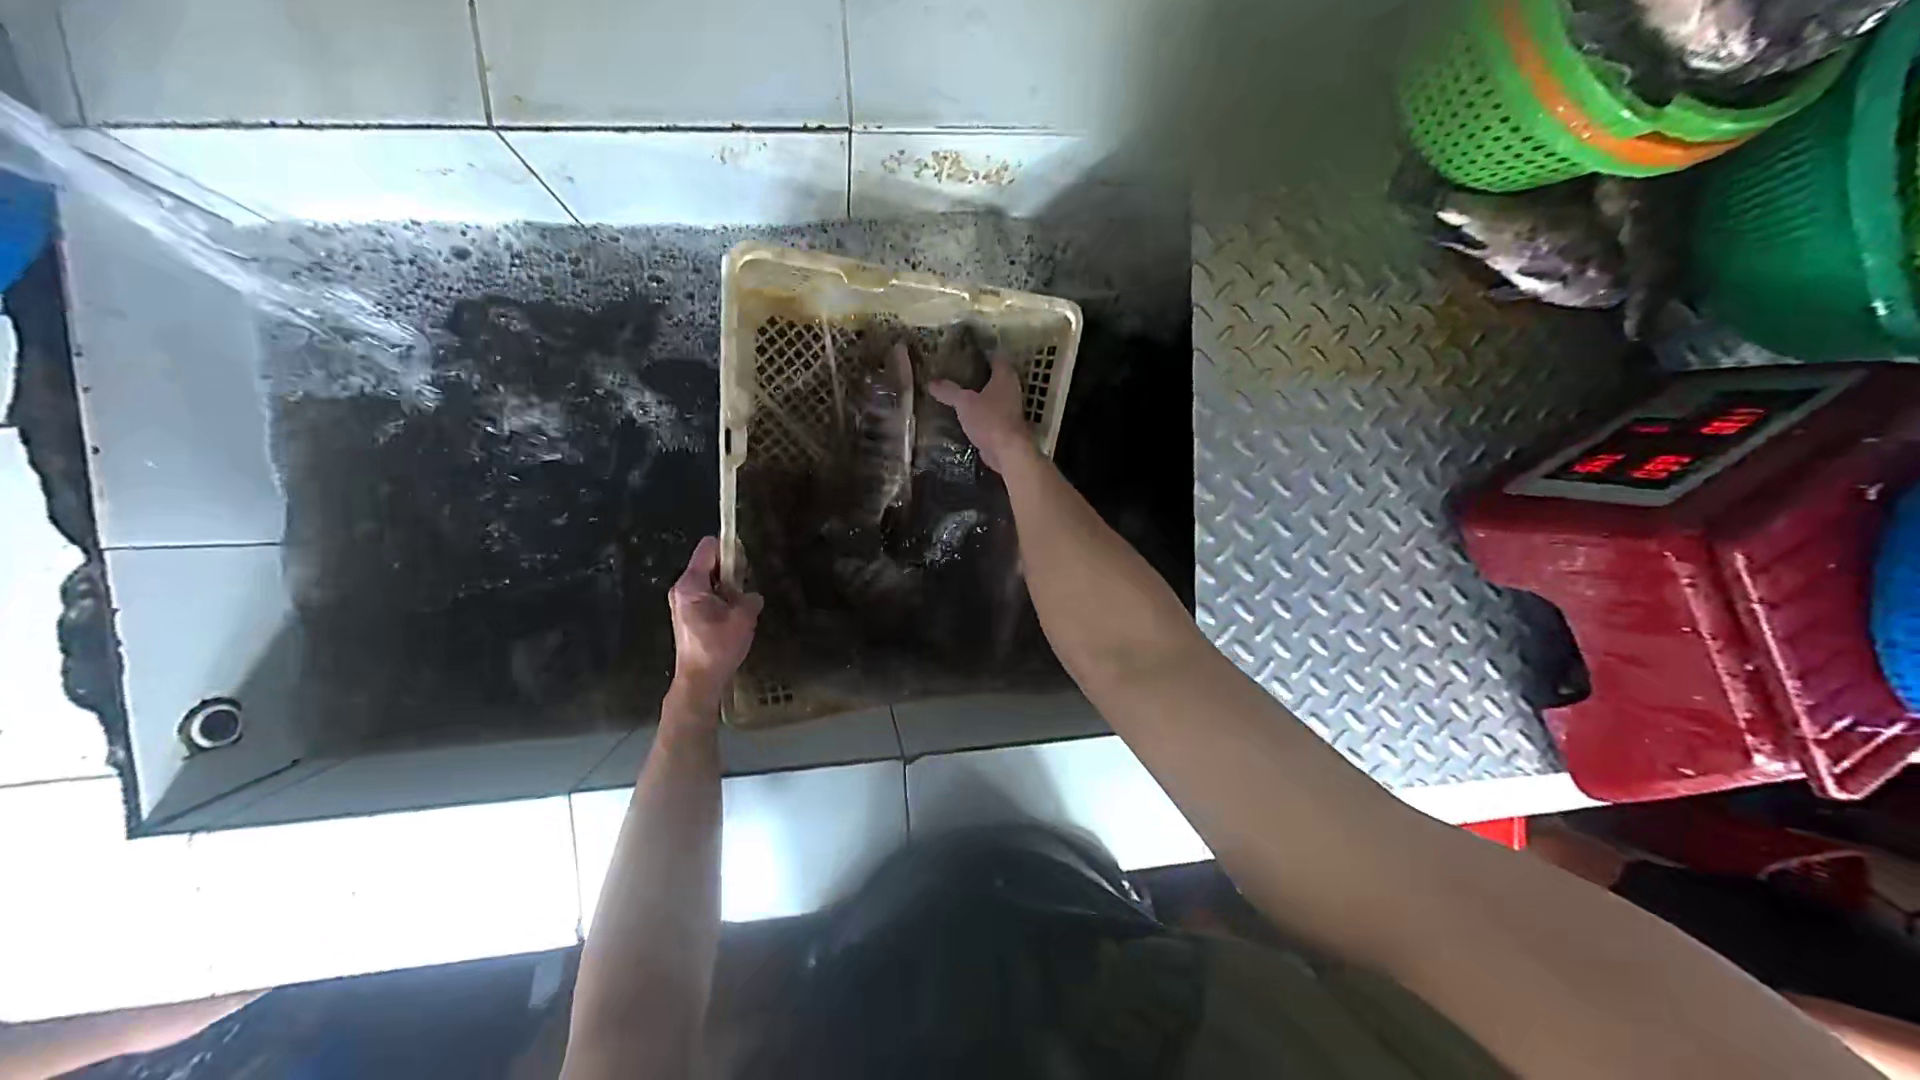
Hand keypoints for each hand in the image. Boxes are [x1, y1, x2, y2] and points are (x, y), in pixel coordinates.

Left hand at [667, 536, 762, 707]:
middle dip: (730, 569)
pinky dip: (721, 597)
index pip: (708, 548)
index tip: (746, 557)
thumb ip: (749, 598)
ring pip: (709, 580)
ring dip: (727, 585)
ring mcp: (682, 602)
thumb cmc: (718, 648)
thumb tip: (752, 595)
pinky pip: (706, 594)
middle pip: (708, 562)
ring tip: (742, 602)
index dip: (729, 546)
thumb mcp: (742, 619)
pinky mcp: (687, 615)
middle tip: (747, 583)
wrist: (699, 681)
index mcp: (691, 585)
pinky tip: (734, 614)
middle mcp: (682, 589)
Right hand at [928, 354, 1034, 474]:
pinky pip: (992, 413)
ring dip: (981, 395)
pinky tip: (966, 415)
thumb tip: (932, 383)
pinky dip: (981, 412)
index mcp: (1005, 376)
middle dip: (980, 374)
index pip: (997, 357)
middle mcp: (1012, 389)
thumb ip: (949, 391)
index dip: (984, 353)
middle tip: (959, 372)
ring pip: (994, 396)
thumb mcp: (964, 403)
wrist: (1007, 451)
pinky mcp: (1006, 425)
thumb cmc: (989, 420)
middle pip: (996, 376)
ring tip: (960, 393)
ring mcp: (1011, 408)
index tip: (968, 353)